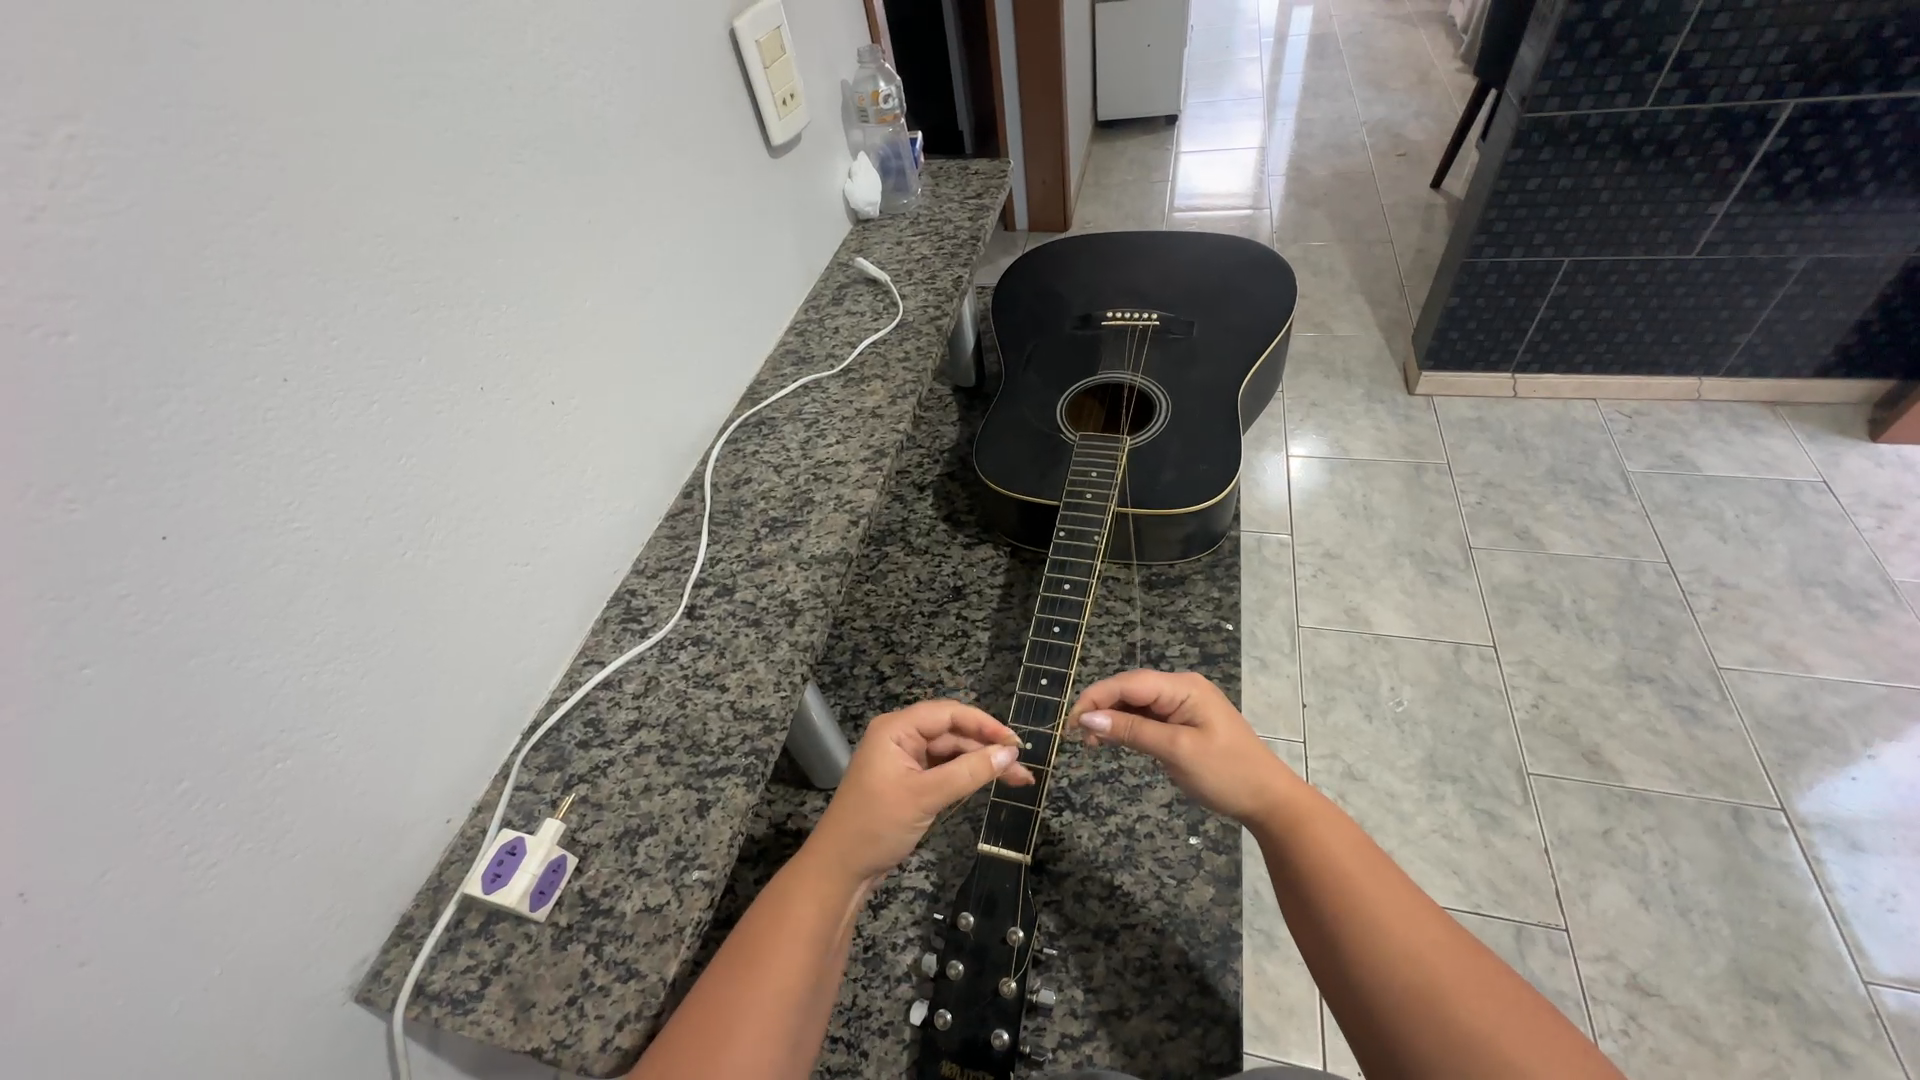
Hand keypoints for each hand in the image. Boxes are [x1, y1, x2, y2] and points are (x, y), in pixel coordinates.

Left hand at [805, 699, 1034, 885]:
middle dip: (986, 747)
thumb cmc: (876, 826)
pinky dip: (967, 776)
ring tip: (1017, 778)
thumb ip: (968, 773)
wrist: (841, 869)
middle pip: (952, 732)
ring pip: (951, 752)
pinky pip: (944, 769)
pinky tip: (990, 782)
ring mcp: (904, 760)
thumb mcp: (925, 797)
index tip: (1015, 742)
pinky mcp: (909, 781)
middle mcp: (900, 737)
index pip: (948, 713)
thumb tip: (1009, 754)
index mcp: (896, 729)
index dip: (984, 724)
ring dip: (981, 763)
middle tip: (1021, 766)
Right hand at [1071, 669, 1301, 825]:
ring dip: (1112, 719)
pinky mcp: (1184, 722)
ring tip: (1092, 743)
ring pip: (1136, 704)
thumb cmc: (1226, 773)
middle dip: (1101, 708)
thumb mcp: (1176, 751)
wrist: (1269, 799)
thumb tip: (1088, 717)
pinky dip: (1128, 728)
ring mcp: (1183, 705)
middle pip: (1129, 690)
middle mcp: (1181, 688)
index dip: (1095, 698)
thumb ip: (1131, 730)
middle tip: (1079, 738)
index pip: (1128, 683)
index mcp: (1182, 687)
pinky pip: (1147, 717)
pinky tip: (1114, 741)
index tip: (1071, 723)